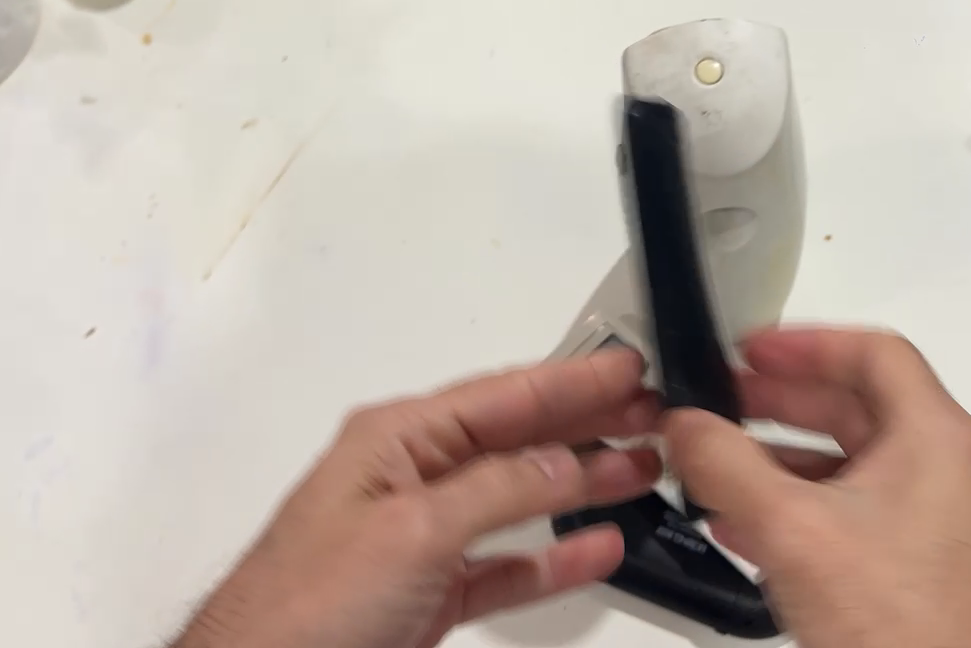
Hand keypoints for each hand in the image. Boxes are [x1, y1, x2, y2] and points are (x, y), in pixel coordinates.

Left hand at [174, 349, 661, 647]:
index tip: (630, 366)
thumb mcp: (411, 531)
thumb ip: (496, 488)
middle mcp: (416, 472)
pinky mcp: (429, 591)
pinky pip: (502, 562)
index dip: (570, 379)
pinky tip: (599, 546)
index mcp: (401, 436)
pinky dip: (549, 555)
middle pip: (517, 437)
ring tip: (645, 468)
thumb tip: (569, 458)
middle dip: (584, 423)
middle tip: (654, 413)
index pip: (503, 394)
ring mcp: (423, 532)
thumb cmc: (315, 604)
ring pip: (517, 496)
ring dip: (580, 482)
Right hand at [664, 327, 970, 647]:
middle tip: (718, 400)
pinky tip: (736, 523)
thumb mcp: (792, 530)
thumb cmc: (890, 625)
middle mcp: (941, 472)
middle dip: (778, 399)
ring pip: (844, 461)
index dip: (806, 342)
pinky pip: (847, 511)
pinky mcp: (914, 572)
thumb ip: (723, 464)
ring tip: (714, 460)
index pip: (873, 352)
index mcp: (934, 439)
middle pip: (854, 404)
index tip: (746, 352)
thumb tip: (677, 421)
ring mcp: (931, 526)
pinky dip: (793, 503)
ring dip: (776, 455)